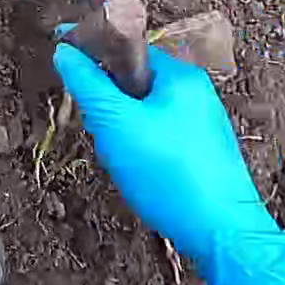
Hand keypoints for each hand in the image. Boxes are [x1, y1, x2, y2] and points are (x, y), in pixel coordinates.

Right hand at [54, 44, 284, 284]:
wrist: (220, 233)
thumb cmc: (167, 172)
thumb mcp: (115, 123)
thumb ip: (87, 83)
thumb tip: (64, 51)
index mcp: (180, 76)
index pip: (128, 52)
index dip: (95, 60)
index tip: (67, 67)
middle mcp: (195, 93)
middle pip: (132, 85)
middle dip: (108, 108)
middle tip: (102, 133)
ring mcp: (200, 123)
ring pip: (141, 113)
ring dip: (121, 131)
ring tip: (121, 158)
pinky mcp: (201, 151)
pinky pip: (157, 135)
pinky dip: (139, 148)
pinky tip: (138, 172)